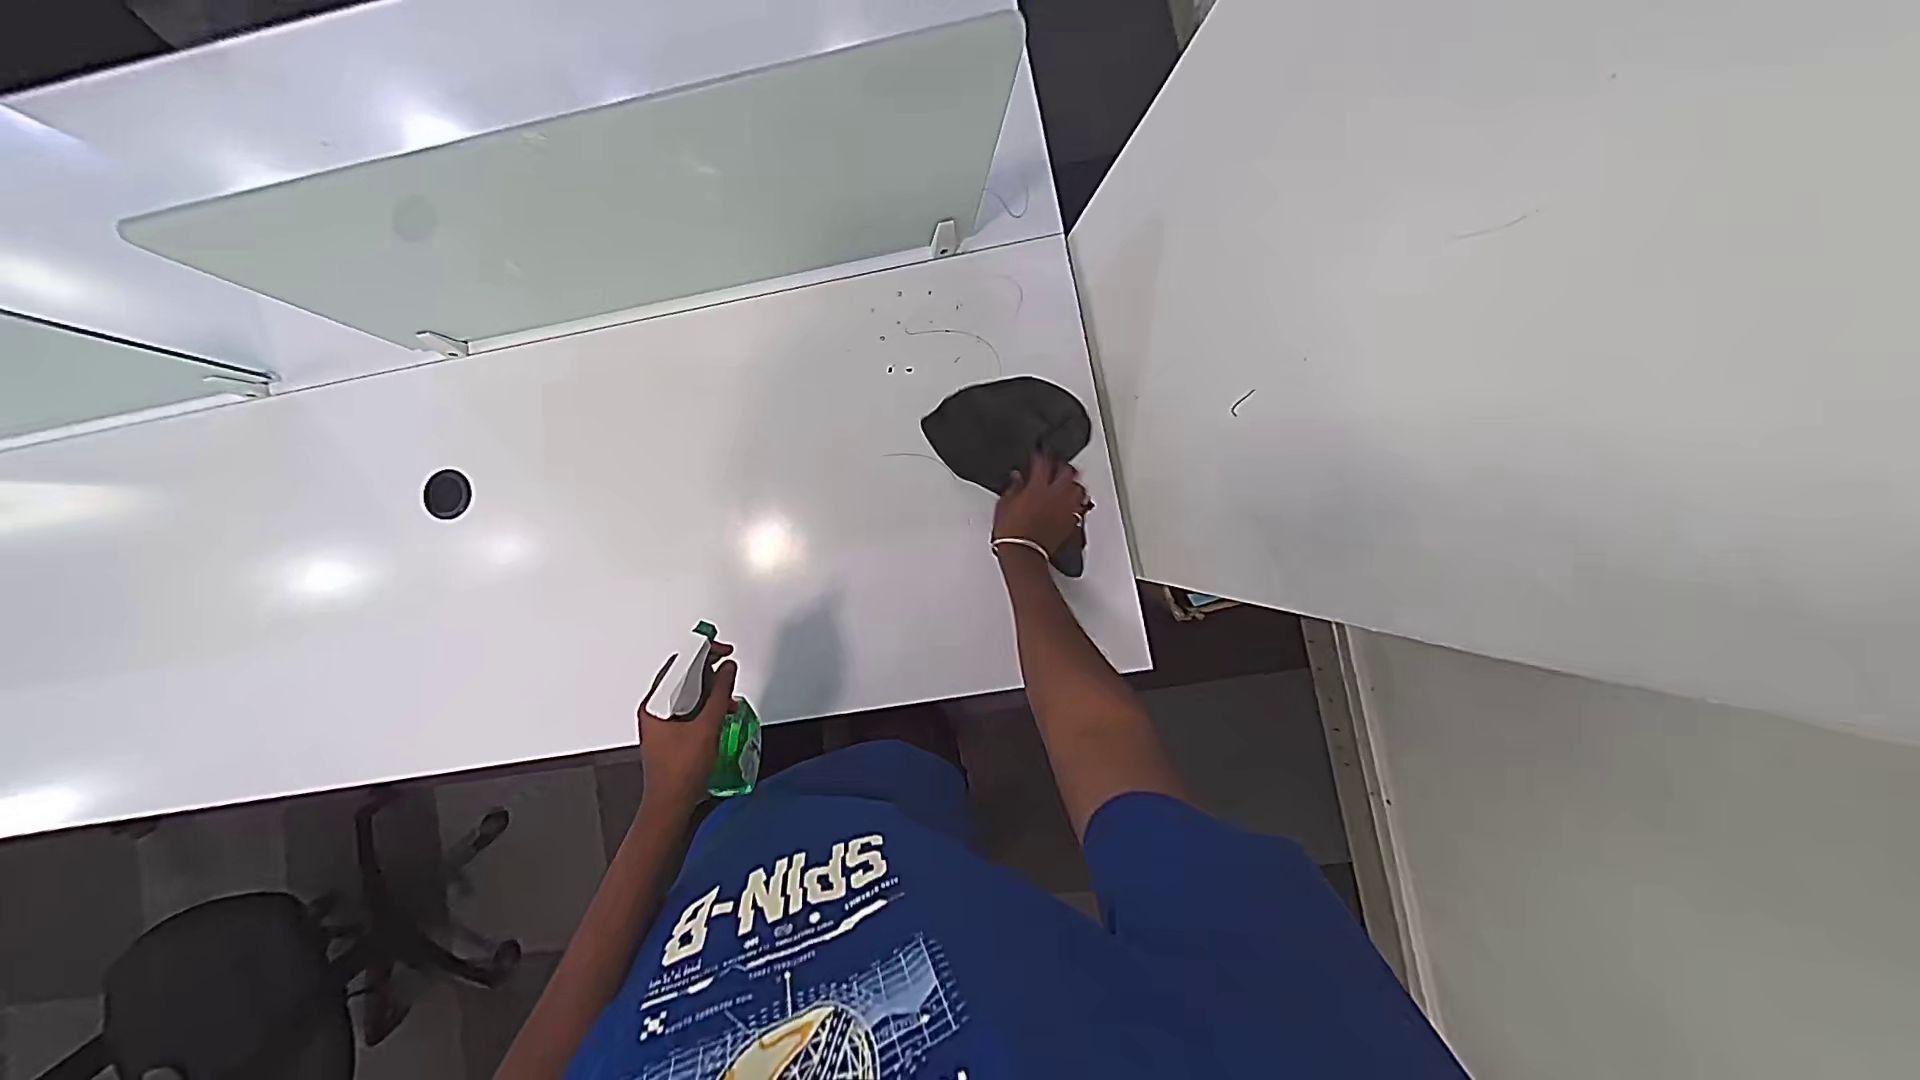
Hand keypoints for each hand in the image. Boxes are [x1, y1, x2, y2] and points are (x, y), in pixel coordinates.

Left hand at [635, 642, 736, 809]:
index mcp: (654, 705)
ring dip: (711, 691)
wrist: (672, 805)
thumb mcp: (706, 726)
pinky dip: (708, 705)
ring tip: (728, 696)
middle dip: (709, 672)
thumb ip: (719, 694)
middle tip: (728, 667)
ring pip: (689, 693)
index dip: (703, 653)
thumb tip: (728, 669)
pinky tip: (723, 712)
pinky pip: (691, 708)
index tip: (723, 650)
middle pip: (683, 678)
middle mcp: (655, 711)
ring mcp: (663, 723)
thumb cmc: (681, 770)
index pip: (679, 665)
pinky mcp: (672, 733)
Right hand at [993, 450, 1090, 557]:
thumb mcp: (1005, 505)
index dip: (1041, 455)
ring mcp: (1065, 508)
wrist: (1023, 553)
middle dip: (1062, 465)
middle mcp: (1055, 495)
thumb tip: (1017, 478)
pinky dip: (1077, 500)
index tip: (1039, 455)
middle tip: (1056, 464)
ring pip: (1078, 487)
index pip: (1043, 462)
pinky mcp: (1071, 521)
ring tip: (1068, 481)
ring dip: (1073, 481)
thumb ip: (1014, 487)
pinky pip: (1080, 505)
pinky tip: (1072, 500)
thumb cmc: (1012, 533)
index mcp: (1037, 488)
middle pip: (1066, 471)